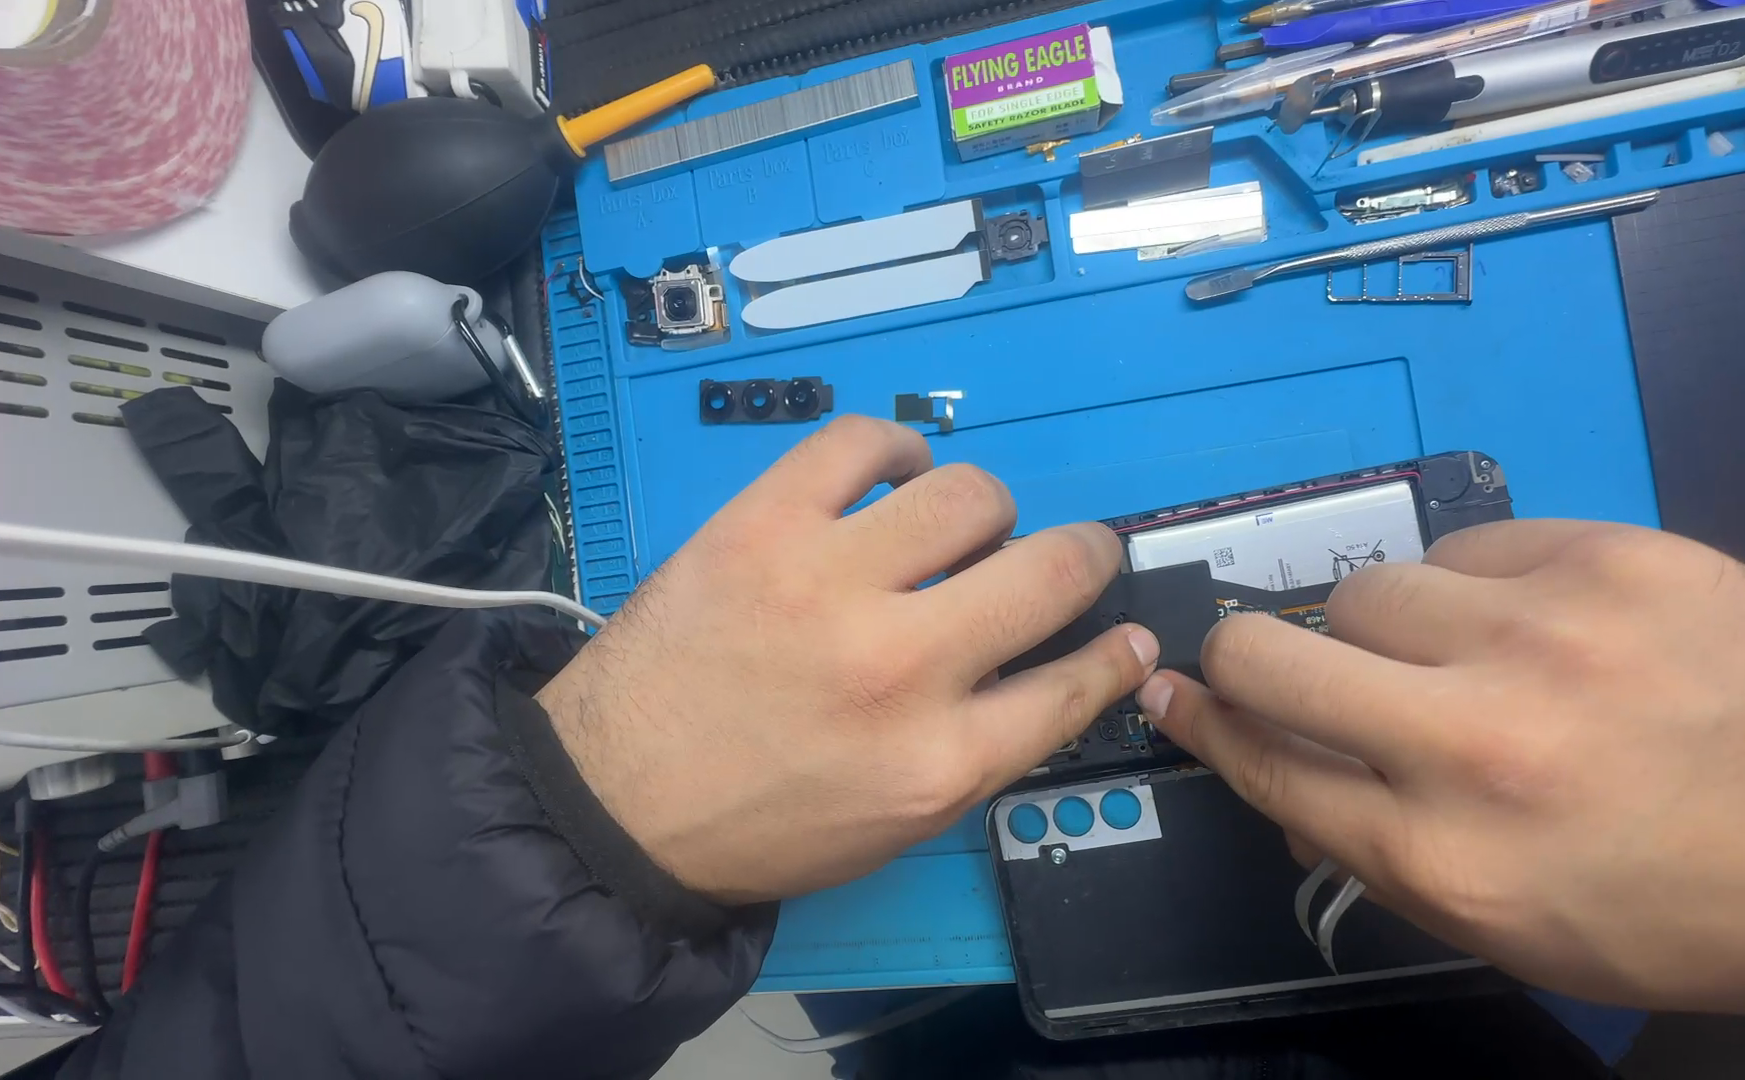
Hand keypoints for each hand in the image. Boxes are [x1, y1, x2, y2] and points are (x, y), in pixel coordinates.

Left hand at [537, 417, 1157, 903]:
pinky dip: (896, 454)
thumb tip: (1074, 657)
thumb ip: (994, 740)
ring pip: (968, 496)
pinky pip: (862, 443)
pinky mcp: (761, 523)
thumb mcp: (900, 818)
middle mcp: (898, 666)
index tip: (1126, 628)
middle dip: (1086, 556)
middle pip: (1049, 573)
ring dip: (985, 512)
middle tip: (1066, 557)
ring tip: (954, 531)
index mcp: (939, 761)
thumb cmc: (771, 820)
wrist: (618, 799)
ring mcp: (825, 582)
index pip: (1076, 683)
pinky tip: (892, 482)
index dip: (1116, 650)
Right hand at [1137, 520, 1744, 1024]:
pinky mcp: (1611, 556)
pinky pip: (1465, 548)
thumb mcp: (1506, 922)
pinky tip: (1538, 624)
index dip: (1199, 723)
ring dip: (1386, 628)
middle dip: (1241, 655)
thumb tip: (1261, 761)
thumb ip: (1359, 842)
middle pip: (1264, 653)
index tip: (1168, 691)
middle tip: (1268, 659)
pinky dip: (1474, 589)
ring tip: (1462, 656)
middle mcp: (1478, 743)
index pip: (1261, 762)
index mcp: (1448, 854)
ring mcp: (1546, 636)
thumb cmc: (1676, 903)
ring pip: (1365, 588)